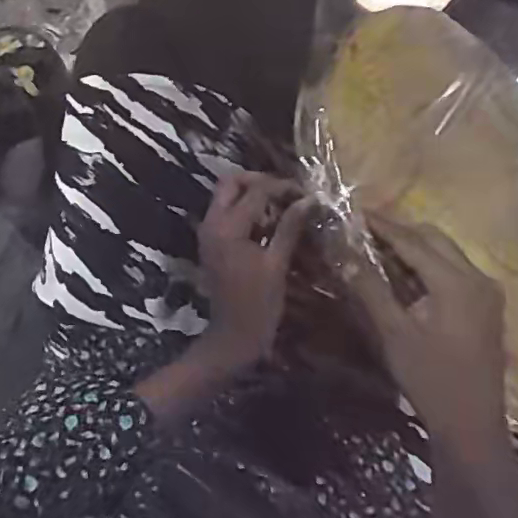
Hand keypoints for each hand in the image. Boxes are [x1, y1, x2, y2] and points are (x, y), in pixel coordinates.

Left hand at [196, 173, 315, 370]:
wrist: (233, 335)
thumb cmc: (258, 304)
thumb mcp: (277, 263)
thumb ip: (290, 227)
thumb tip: (310, 200)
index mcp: (226, 228)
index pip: (255, 191)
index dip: (282, 187)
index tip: (306, 194)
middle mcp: (210, 224)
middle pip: (231, 183)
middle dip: (260, 182)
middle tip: (288, 194)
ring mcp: (207, 233)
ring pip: (226, 196)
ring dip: (252, 195)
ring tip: (283, 208)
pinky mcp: (211, 242)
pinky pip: (225, 213)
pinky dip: (246, 211)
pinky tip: (270, 224)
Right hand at [341, 214, 507, 426]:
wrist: (471, 421)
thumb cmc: (430, 377)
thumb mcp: (394, 333)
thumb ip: (370, 289)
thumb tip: (343, 256)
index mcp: (457, 283)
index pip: (413, 242)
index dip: (382, 226)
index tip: (355, 212)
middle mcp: (478, 279)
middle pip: (435, 239)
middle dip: (400, 231)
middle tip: (364, 230)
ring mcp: (487, 293)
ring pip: (447, 253)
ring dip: (415, 246)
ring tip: (378, 248)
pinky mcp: (486, 306)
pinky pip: (455, 270)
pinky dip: (428, 264)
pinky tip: (404, 274)